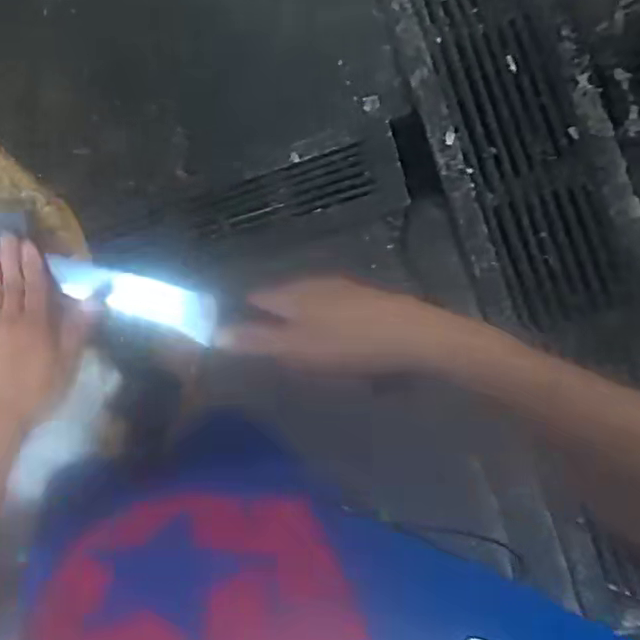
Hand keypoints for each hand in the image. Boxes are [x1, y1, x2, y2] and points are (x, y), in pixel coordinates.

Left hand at [0, 236, 95, 441]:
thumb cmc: (35, 393)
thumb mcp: (65, 366)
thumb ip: (77, 331)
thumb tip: (94, 299)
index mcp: (36, 324)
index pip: (36, 287)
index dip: (33, 264)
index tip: (29, 243)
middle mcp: (10, 318)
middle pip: (11, 282)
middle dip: (10, 257)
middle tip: (7, 233)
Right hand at [215, 277, 510, 376]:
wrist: (426, 340)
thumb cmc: (351, 346)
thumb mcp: (295, 349)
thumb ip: (254, 341)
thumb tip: (213, 334)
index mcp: (290, 294)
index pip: (254, 299)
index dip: (243, 316)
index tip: (242, 339)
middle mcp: (314, 285)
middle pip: (283, 302)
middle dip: (277, 323)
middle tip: (277, 353)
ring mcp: (346, 290)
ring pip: (312, 306)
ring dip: (306, 326)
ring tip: (309, 354)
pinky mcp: (374, 301)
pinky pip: (340, 314)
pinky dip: (333, 328)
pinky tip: (345, 348)